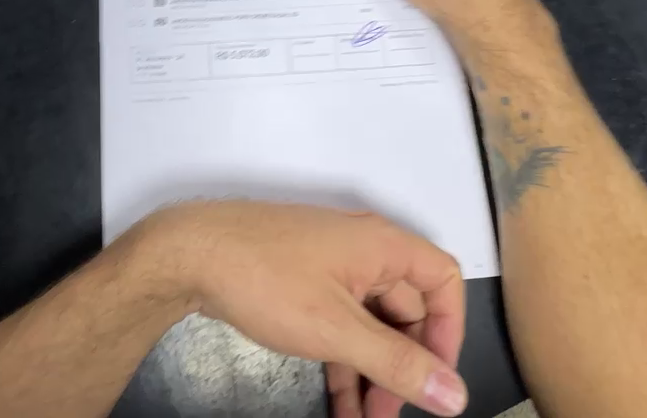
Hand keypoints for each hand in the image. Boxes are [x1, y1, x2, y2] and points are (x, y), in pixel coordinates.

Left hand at [135, 201, 467, 417]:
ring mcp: (331, 262)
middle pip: (407, 307)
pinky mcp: (304, 279)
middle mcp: (362, 248)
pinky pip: (341, 322)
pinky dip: (345, 360)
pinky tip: (340, 405)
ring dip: (373, 371)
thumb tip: (454, 395)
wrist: (192, 254)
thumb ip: (396, 363)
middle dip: (404, 365)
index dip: (449, 331)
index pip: (441, 280)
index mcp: (380, 245)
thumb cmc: (268, 279)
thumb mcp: (337, 329)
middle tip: (390, 415)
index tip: (434, 381)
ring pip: (371, 321)